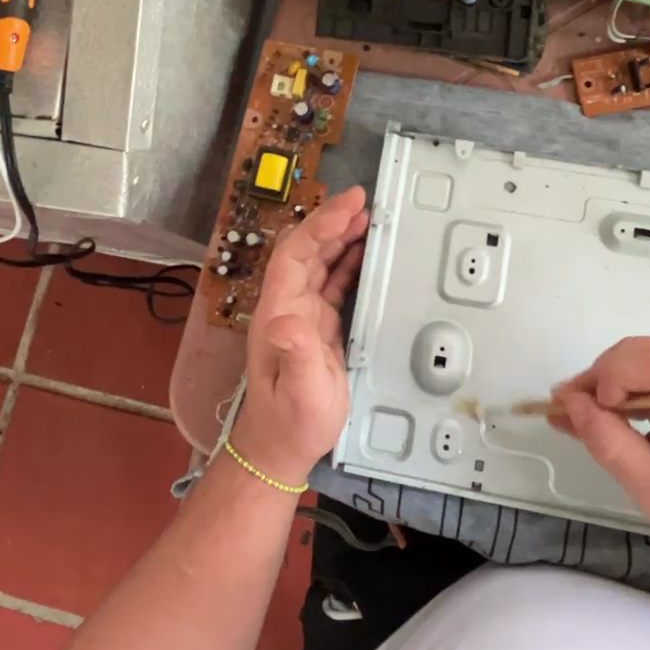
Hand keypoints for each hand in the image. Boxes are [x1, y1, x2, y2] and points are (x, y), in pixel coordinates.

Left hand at [232, 186, 369, 487]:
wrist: (283, 447)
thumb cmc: (291, 421)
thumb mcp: (301, 390)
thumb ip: (298, 355)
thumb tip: (287, 319)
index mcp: (279, 312)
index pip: (296, 254)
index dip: (320, 225)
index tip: (347, 204)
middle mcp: (288, 306)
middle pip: (307, 251)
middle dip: (333, 222)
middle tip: (366, 202)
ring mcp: (303, 315)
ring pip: (320, 263)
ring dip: (342, 238)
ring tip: (370, 218)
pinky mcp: (318, 327)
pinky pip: (332, 284)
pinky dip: (348, 263)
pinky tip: (364, 253)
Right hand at [550, 337, 649, 552]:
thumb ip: (612, 446)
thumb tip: (571, 405)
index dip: (609, 377)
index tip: (587, 414)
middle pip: (640, 353)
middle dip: (599, 380)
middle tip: (570, 418)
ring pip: (643, 358)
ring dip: (610, 384)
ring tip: (585, 420)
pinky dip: (629, 388)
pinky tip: (614, 417)